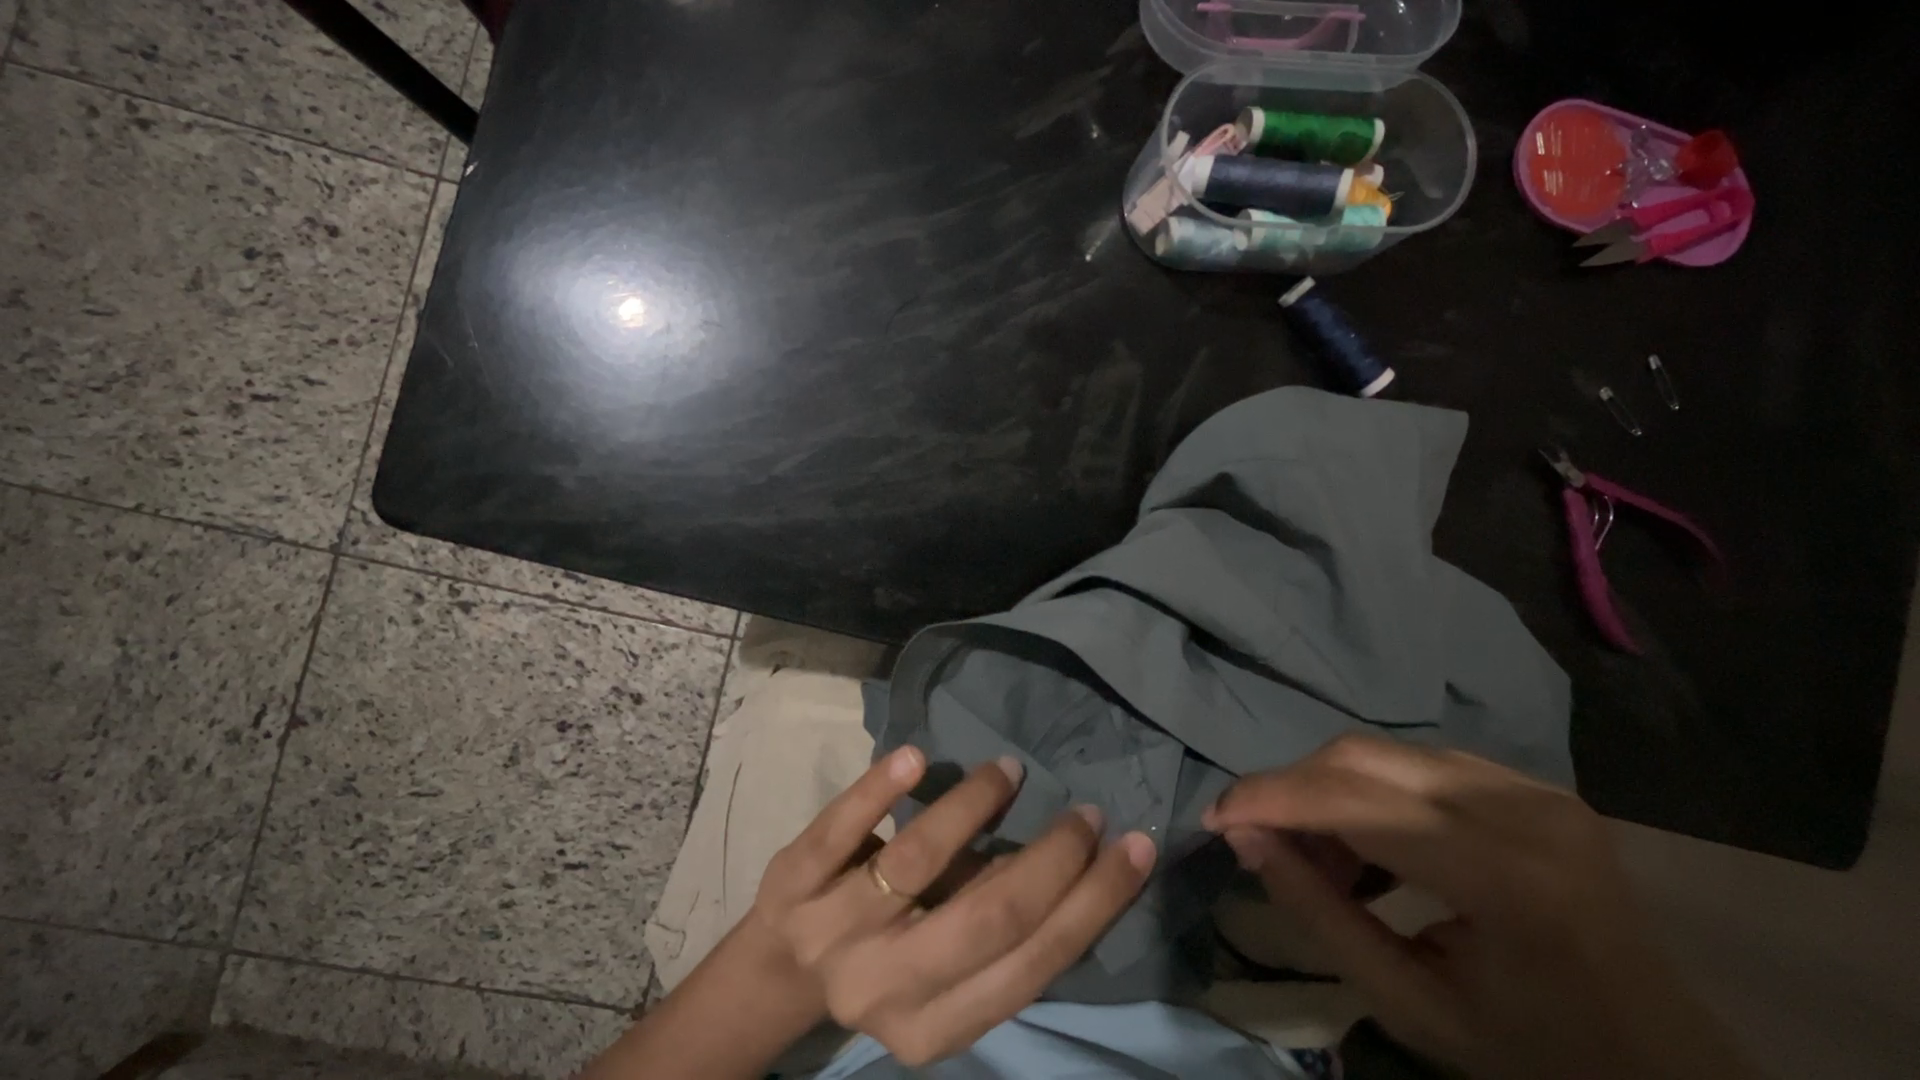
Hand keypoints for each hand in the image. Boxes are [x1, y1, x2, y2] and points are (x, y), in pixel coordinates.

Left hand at [749, 746, 1157, 1065]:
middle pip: (987, 918)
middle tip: (1087, 813)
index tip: (1135, 846)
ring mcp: (831, 933)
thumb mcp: (947, 968)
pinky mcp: (792, 880)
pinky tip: (917, 758)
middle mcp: (885, 988)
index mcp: (936, 1026)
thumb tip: (1080, 858)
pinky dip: (879, 791)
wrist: (781, 968)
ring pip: (916, 862)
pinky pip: (839, 829)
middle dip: (1052, 859)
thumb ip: (1000, 927)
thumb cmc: (890, 959)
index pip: (1031, 965)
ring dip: (971, 808)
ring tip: (1009, 770)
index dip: (1092, 904)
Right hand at [1205, 736, 1759, 1079]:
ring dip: (1329, 790)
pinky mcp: (1538, 784)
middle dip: (1291, 788)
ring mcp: (1537, 788)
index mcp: (1506, 878)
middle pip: (1364, 757)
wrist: (1659, 1058)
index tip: (1214, 817)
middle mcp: (1525, 809)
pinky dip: (1372, 791)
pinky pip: (1422, 763)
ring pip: (1387, 751)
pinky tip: (1369, 843)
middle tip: (1257, 841)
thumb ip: (1321, 916)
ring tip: (1319, 857)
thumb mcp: (1410, 1004)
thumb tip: (1246, 839)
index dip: (1272, 798)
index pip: (1357, 802)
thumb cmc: (1531, 1050)